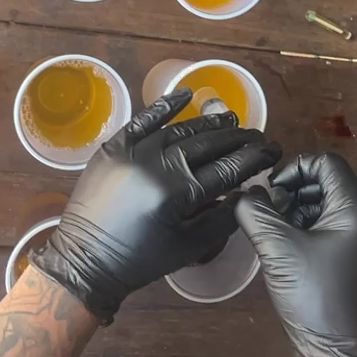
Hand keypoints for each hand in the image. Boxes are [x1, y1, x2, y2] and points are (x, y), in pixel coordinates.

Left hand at [32, 88, 281, 322]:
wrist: (84, 260)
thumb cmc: (141, 260)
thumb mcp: (190, 247)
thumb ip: (223, 217)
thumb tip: (247, 191)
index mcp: (178, 193)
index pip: (227, 169)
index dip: (253, 158)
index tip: (272, 150)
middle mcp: (156, 165)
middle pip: (207, 145)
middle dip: (237, 139)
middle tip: (257, 134)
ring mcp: (133, 151)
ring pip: (180, 130)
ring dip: (208, 124)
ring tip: (230, 120)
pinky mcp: (114, 146)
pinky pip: (143, 120)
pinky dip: (165, 106)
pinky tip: (187, 96)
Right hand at [235, 153, 356, 356]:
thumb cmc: (314, 298)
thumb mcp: (278, 250)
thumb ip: (256, 213)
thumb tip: (245, 194)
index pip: (327, 163)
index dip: (294, 169)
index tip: (271, 192)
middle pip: (329, 184)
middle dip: (294, 192)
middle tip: (269, 213)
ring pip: (330, 207)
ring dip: (299, 211)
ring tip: (274, 232)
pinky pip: (336, 230)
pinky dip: (311, 230)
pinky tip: (288, 249)